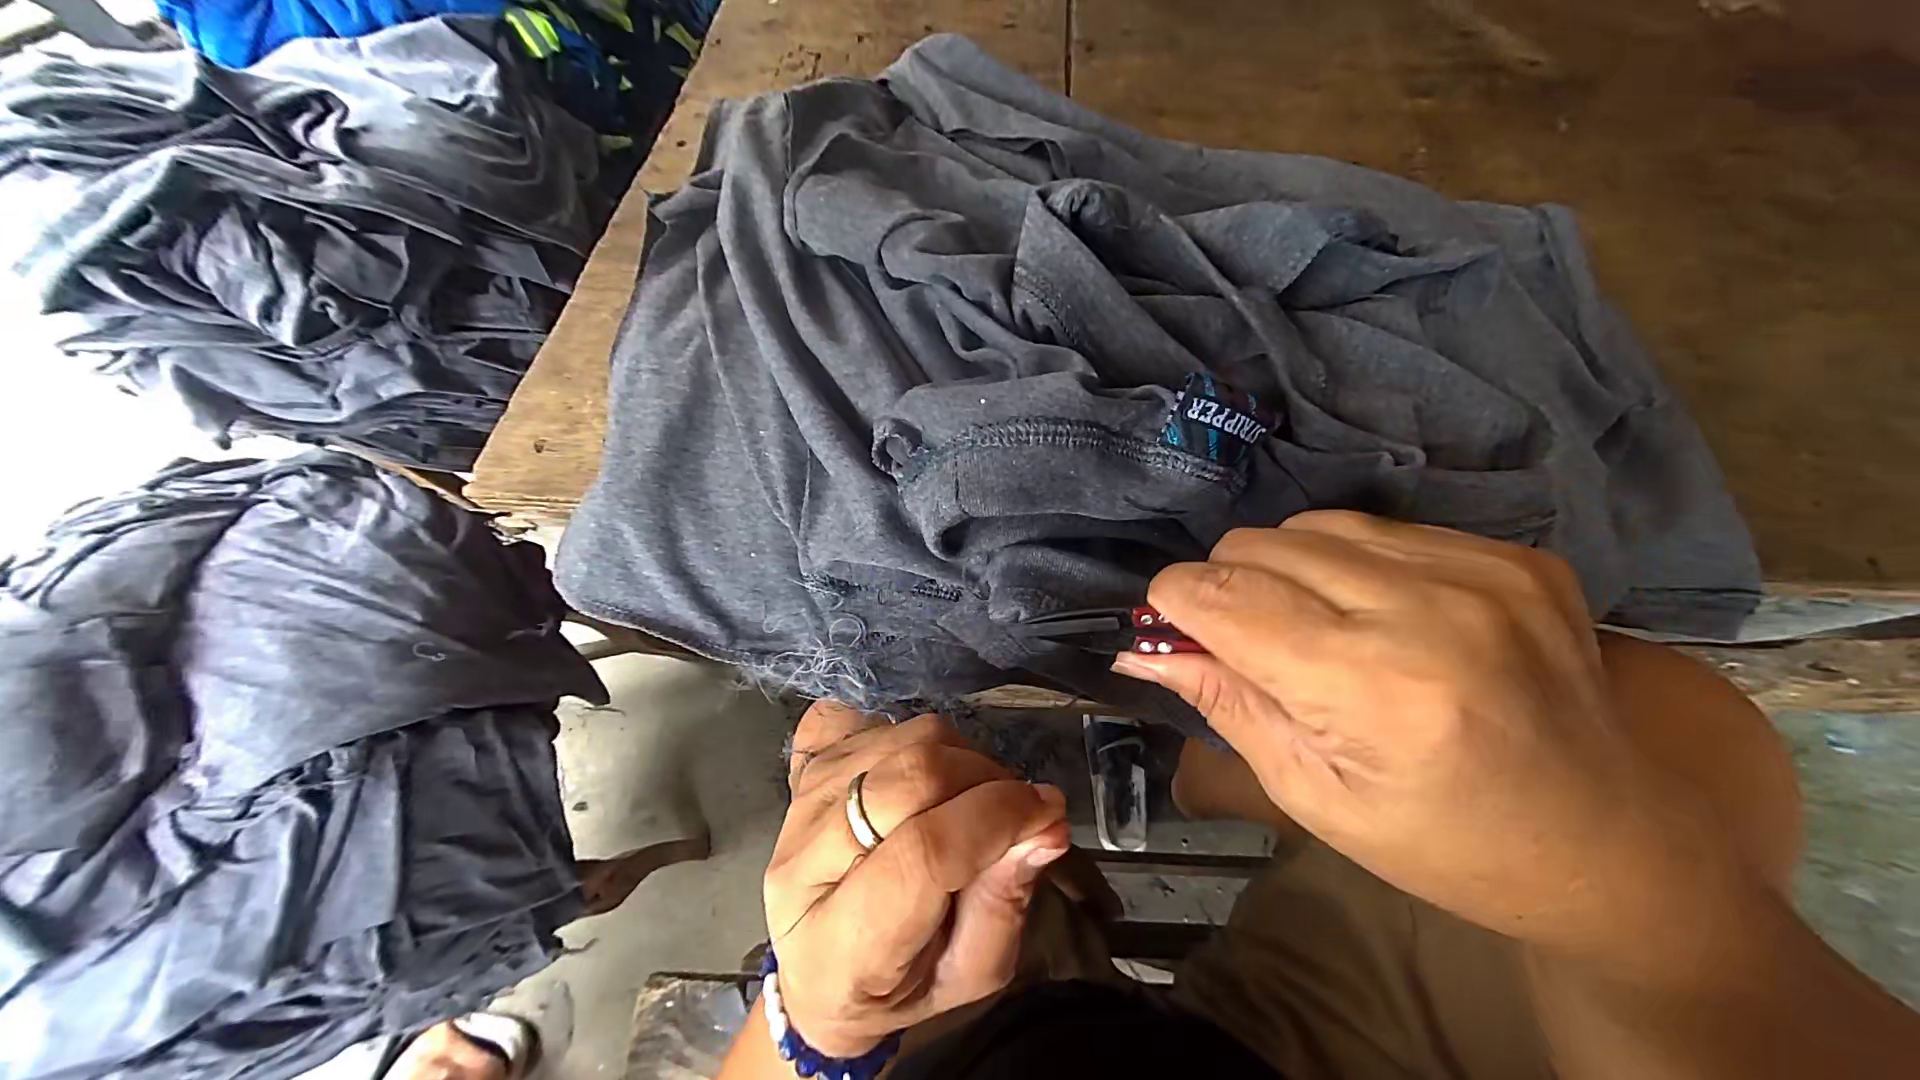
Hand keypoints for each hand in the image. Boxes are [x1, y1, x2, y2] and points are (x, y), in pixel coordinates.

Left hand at [764, 703, 1068, 1056]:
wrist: (816, 968)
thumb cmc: (896, 985)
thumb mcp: (966, 975)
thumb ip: (1005, 904)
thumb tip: (1045, 826)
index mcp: (841, 943)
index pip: (922, 854)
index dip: (994, 818)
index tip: (1046, 811)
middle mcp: (803, 862)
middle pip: (907, 780)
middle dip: (983, 779)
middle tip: (1017, 803)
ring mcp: (797, 803)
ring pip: (897, 739)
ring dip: (957, 754)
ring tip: (975, 791)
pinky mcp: (801, 767)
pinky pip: (861, 717)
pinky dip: (907, 731)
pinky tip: (923, 766)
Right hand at [1114, 511, 1750, 962]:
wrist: (1614, 846)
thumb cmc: (1440, 843)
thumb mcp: (1309, 793)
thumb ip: (1222, 701)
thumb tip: (1141, 649)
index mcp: (1371, 687)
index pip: (1224, 598)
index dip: (1173, 600)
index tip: (1165, 622)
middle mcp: (1426, 609)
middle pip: (1256, 547)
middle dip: (1221, 585)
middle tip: (1238, 638)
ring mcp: (1477, 571)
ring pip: (1307, 524)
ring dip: (1279, 568)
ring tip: (1307, 623)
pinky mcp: (1510, 554)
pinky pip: (1374, 527)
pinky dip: (1342, 561)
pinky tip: (1370, 610)